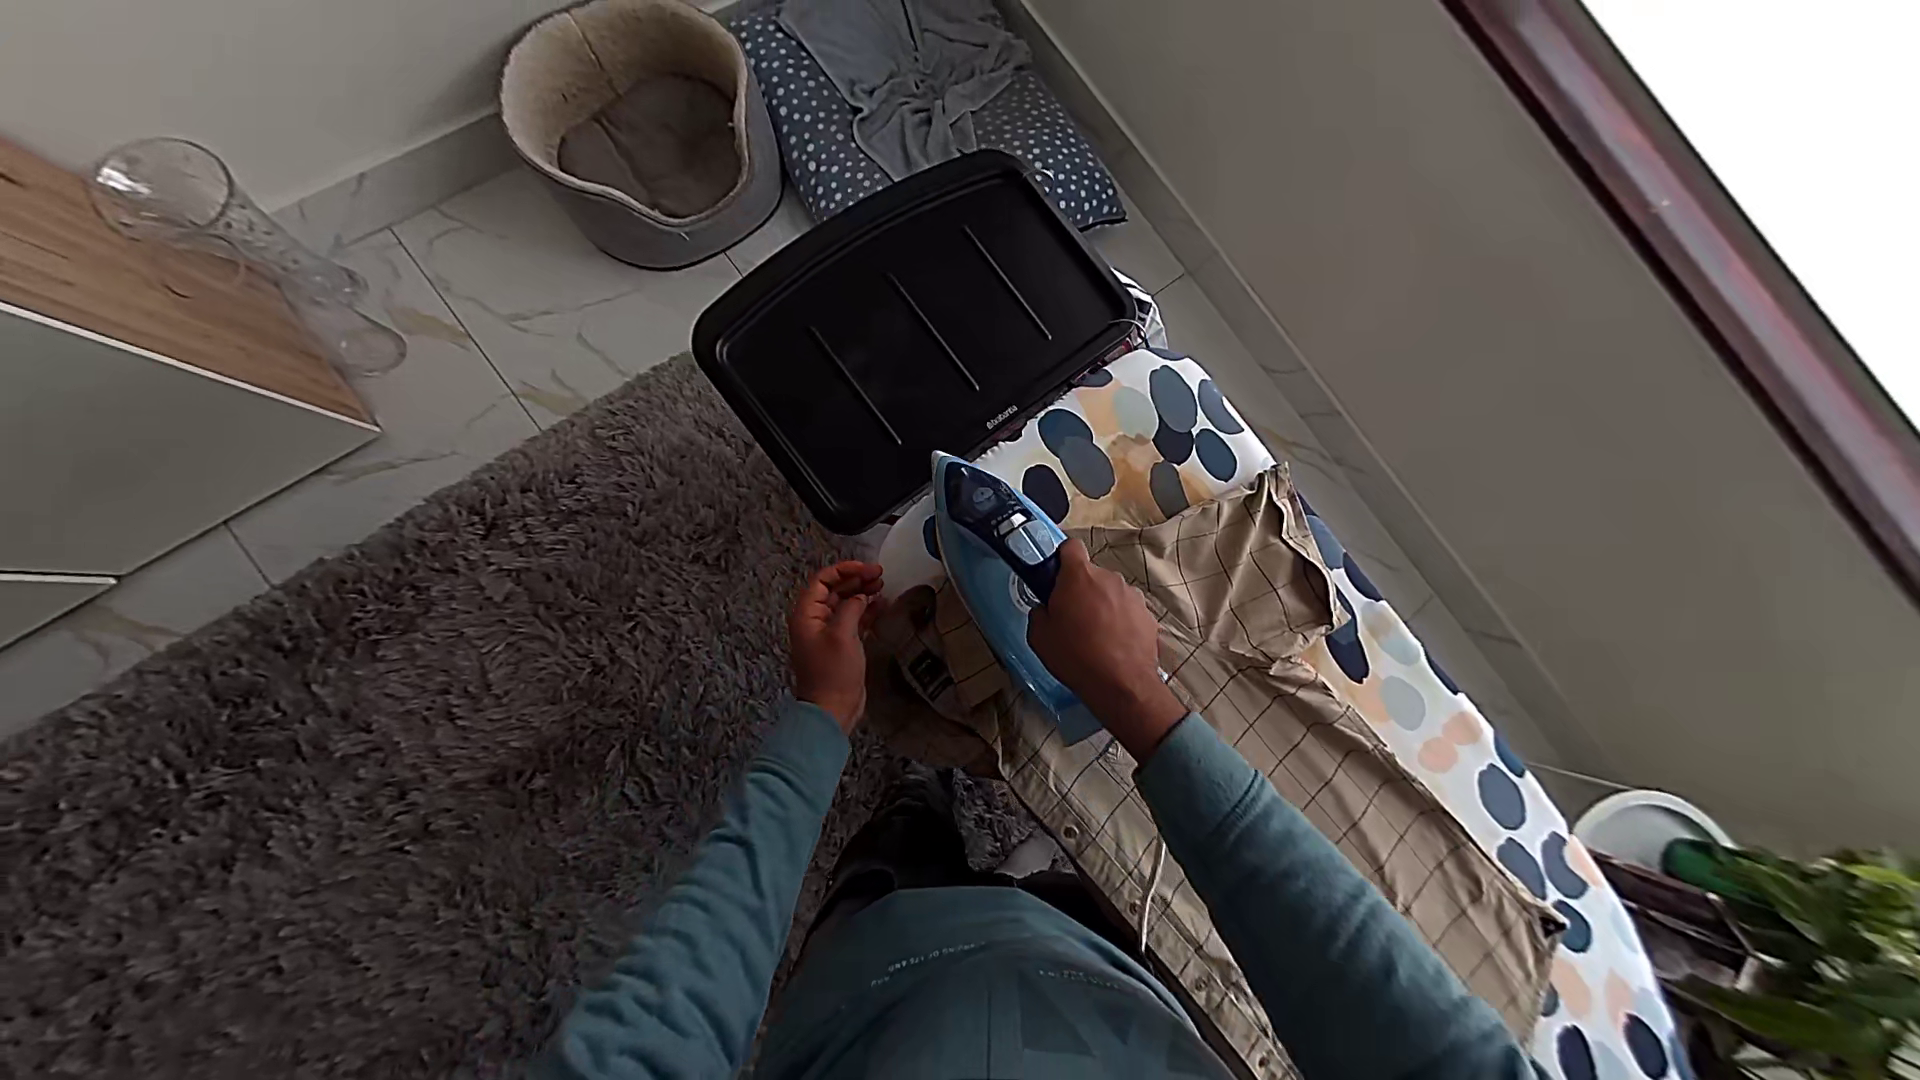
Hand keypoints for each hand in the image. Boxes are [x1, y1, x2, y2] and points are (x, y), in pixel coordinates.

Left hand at [789, 561, 884, 731]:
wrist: (832, 709)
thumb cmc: (833, 673)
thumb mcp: (842, 634)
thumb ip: (851, 608)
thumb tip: (860, 596)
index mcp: (807, 614)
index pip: (822, 580)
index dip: (845, 569)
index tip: (867, 568)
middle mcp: (815, 620)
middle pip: (834, 589)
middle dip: (856, 579)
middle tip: (880, 575)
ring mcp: (829, 632)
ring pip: (845, 602)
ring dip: (862, 592)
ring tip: (882, 586)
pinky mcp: (842, 644)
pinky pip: (853, 618)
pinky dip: (866, 609)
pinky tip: (882, 604)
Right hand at [1027, 539, 1185, 760]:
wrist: (1121, 685)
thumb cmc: (1076, 656)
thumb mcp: (1039, 636)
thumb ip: (1039, 612)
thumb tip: (1046, 608)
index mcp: (1079, 576)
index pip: (1071, 546)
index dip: (1062, 558)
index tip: (1056, 576)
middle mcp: (1109, 578)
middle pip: (1091, 574)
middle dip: (1081, 590)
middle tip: (1071, 617)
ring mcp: (1132, 596)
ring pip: (1110, 592)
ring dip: (1102, 605)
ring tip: (1095, 635)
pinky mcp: (1148, 615)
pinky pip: (1127, 611)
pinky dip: (1120, 621)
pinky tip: (1114, 644)